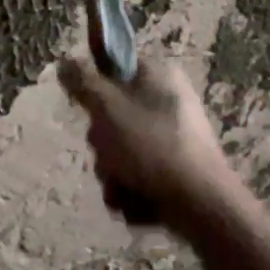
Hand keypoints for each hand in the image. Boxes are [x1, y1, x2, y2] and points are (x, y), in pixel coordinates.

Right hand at [59, 57, 231, 230]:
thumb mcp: (108, 108)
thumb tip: (65, 61)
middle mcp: (168, 102)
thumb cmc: (152, 147)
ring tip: (123, 187)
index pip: (116, 65)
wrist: (204, 209)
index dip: (96, 85)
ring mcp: (174, 139)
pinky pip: (139, 174)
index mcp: (158, 75)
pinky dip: (131, 190)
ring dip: (113, 172)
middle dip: (103, 143)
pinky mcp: (177, 172)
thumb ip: (82, 82)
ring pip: (123, 149)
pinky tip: (135, 202)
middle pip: (114, 114)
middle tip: (107, 153)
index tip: (87, 105)